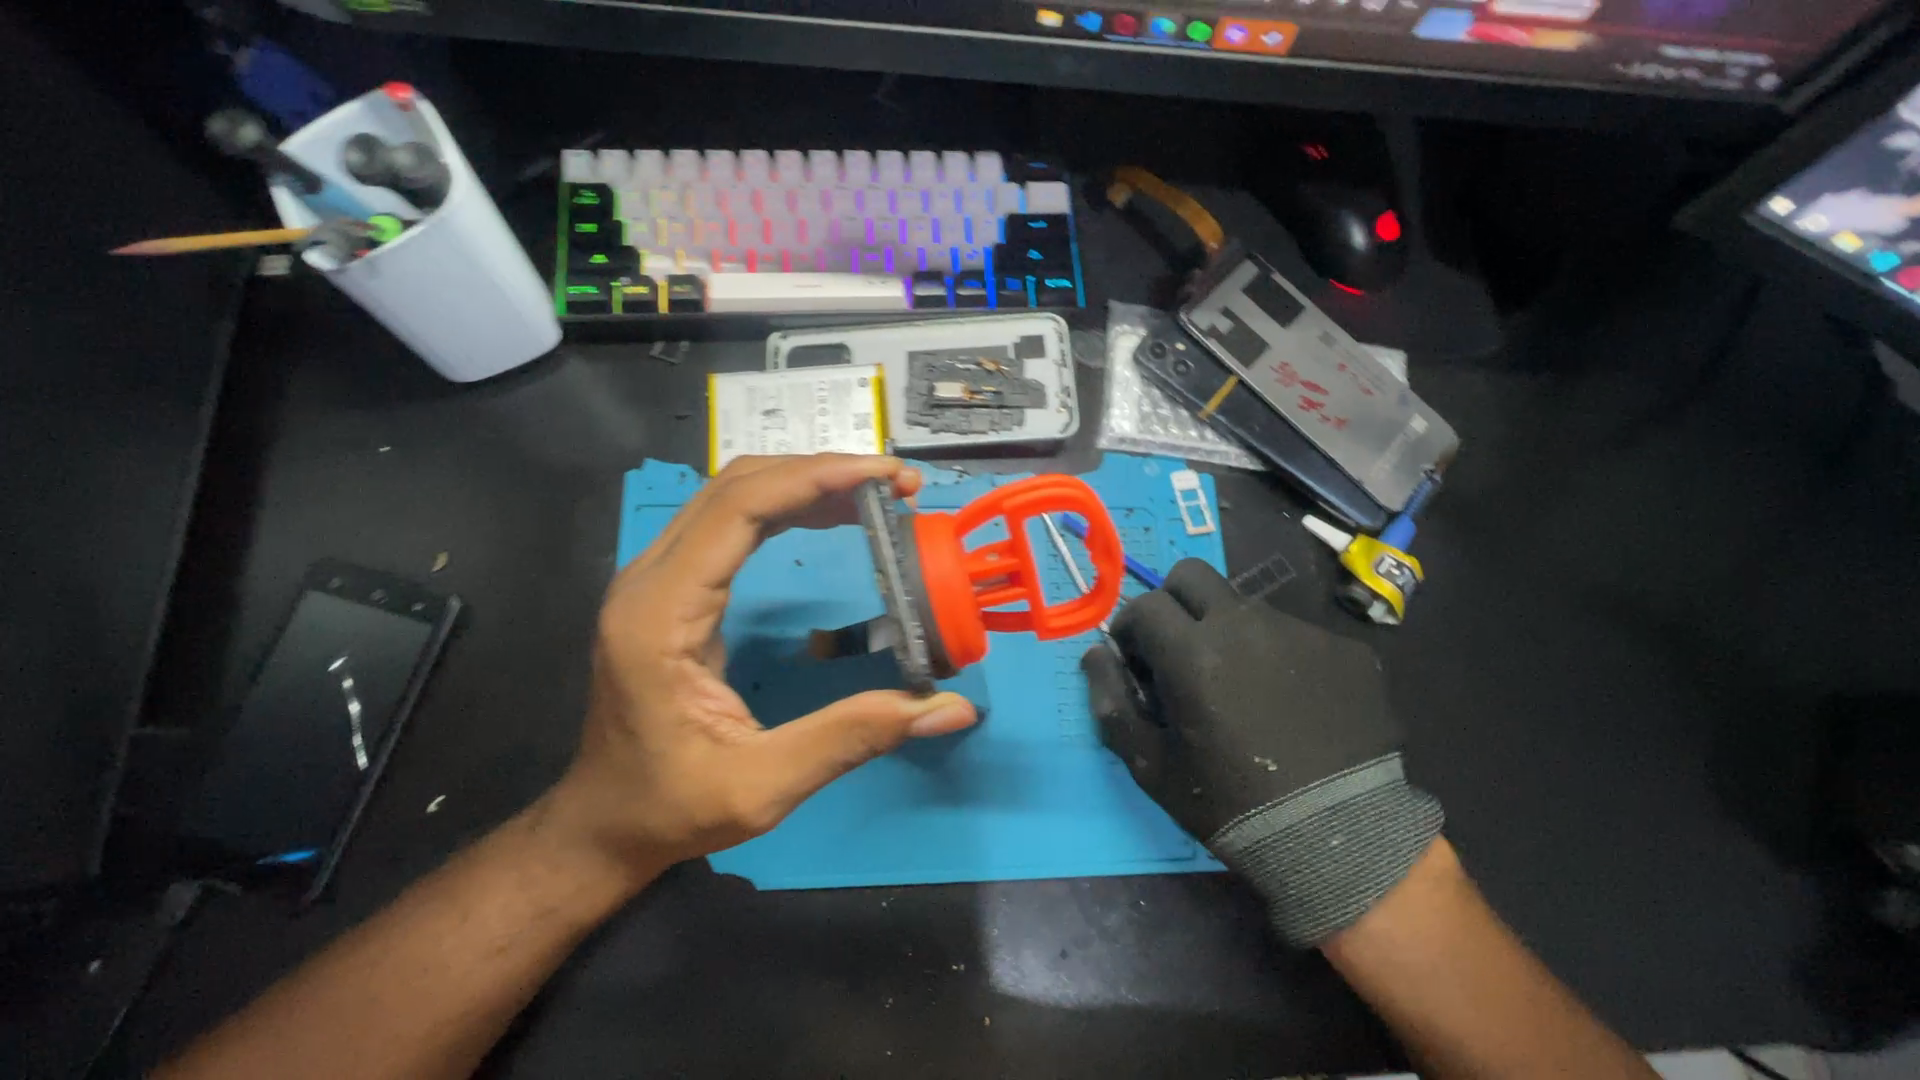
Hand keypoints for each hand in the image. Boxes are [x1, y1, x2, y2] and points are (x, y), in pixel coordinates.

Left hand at [539, 455, 978, 884]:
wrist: (604, 822)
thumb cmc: (671, 807)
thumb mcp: (764, 786)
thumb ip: (854, 737)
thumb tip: (950, 709)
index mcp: (659, 615)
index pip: (738, 509)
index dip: (815, 479)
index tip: (885, 476)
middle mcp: (649, 580)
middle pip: (736, 487)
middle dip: (821, 472)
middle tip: (897, 485)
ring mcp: (655, 580)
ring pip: (732, 497)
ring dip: (806, 484)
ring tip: (877, 495)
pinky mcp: (670, 590)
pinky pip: (729, 523)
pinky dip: (786, 508)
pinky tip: (830, 517)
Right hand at [1082, 559, 1441, 946]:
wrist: (1337, 835)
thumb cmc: (1230, 803)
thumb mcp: (1152, 766)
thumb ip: (1113, 703)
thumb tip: (1096, 655)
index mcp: (1193, 651)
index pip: (1146, 604)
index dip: (1131, 628)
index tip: (1137, 660)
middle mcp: (1245, 625)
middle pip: (1193, 575)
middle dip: (1174, 604)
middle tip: (1180, 650)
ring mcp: (1301, 632)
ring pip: (1246, 606)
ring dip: (1230, 632)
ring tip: (1244, 687)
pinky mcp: (1345, 649)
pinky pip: (1297, 634)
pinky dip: (1280, 656)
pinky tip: (1292, 703)